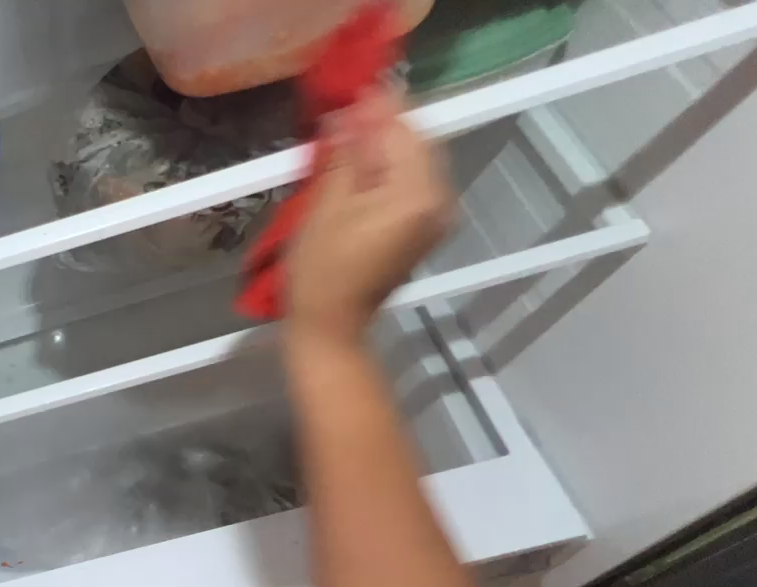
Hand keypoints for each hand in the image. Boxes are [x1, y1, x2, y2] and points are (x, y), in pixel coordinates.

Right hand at [288, 89, 452, 343]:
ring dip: (384, 149)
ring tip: (347, 143)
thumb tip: (350, 114)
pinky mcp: (423, 230)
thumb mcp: (325, 207)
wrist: (329, 328)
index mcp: (416, 193)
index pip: (402, 130)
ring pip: (414, 163)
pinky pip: (411, 186)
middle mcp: (438, 200)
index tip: (351, 88)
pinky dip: (388, 173)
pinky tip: (361, 173)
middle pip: (415, 143)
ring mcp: (435, 217)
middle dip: (382, 126)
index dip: (375, 107)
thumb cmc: (319, 273)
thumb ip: (345, 154)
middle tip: (345, 116)